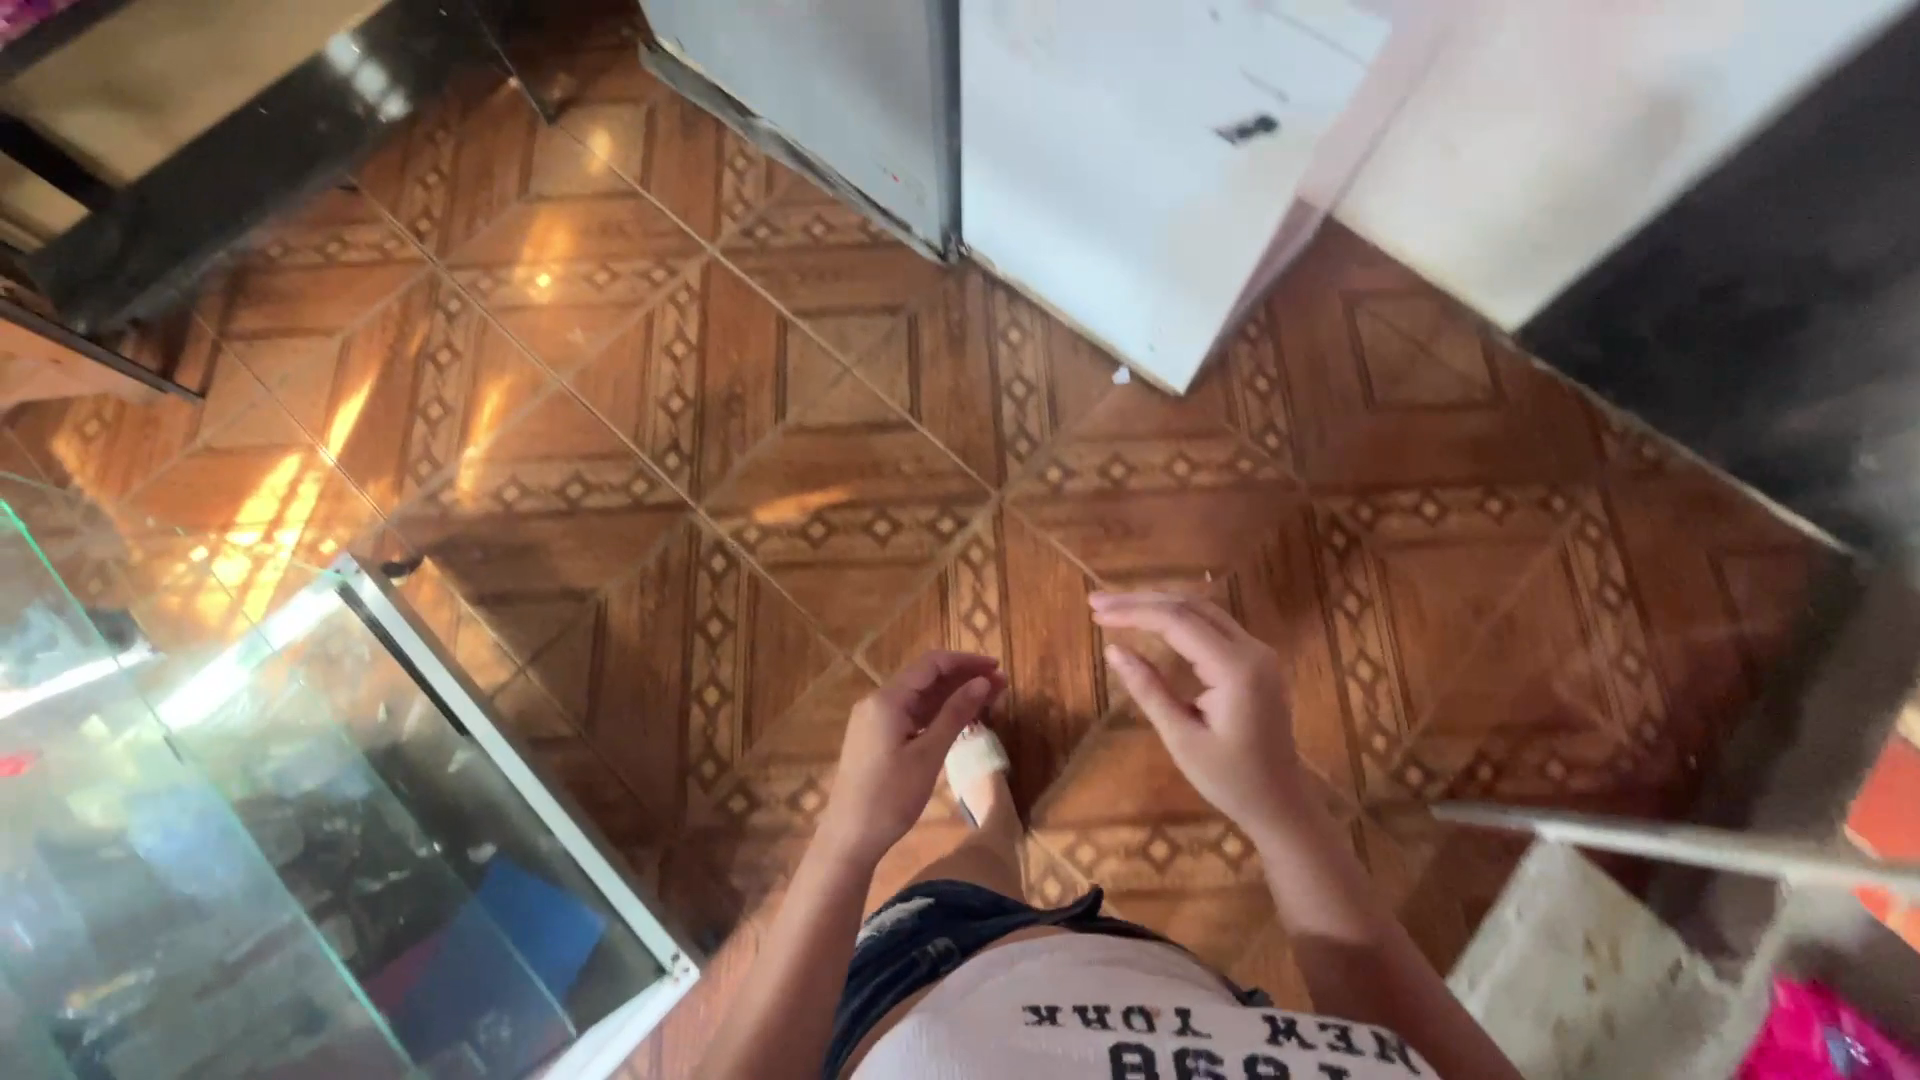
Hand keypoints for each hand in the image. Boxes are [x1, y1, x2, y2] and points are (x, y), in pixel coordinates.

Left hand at [817, 651, 1005, 865]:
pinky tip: (961, 717)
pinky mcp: (877, 737)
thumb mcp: (928, 754)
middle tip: (1001, 684)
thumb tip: (983, 682)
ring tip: (989, 698)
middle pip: (926, 677)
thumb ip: (956, 714)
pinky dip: (937, 713)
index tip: (996, 666)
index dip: (966, 661)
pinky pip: (911, 714)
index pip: (931, 664)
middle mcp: (878, 701)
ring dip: (952, 694)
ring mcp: (875, 719)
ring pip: (920, 697)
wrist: (849, 837)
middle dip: (963, 677)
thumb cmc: (890, 797)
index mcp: (887, 699)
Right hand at [1091, 591, 1305, 835]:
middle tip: (1097, 602)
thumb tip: (1113, 650)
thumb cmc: (1230, 780)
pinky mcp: (1255, 660)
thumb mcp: (1181, 738)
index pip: (1177, 621)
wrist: (1281, 803)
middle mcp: (1252, 650)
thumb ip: (1148, 689)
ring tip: (1116, 606)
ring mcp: (1258, 652)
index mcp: (1236, 669)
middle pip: (1191, 606)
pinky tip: (1150, 621)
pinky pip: (1212, 626)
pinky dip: (1177, 618)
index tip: (1096, 613)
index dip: (1133, 612)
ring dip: (1158, 604)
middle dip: (1141, 600)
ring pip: (1203, 610)